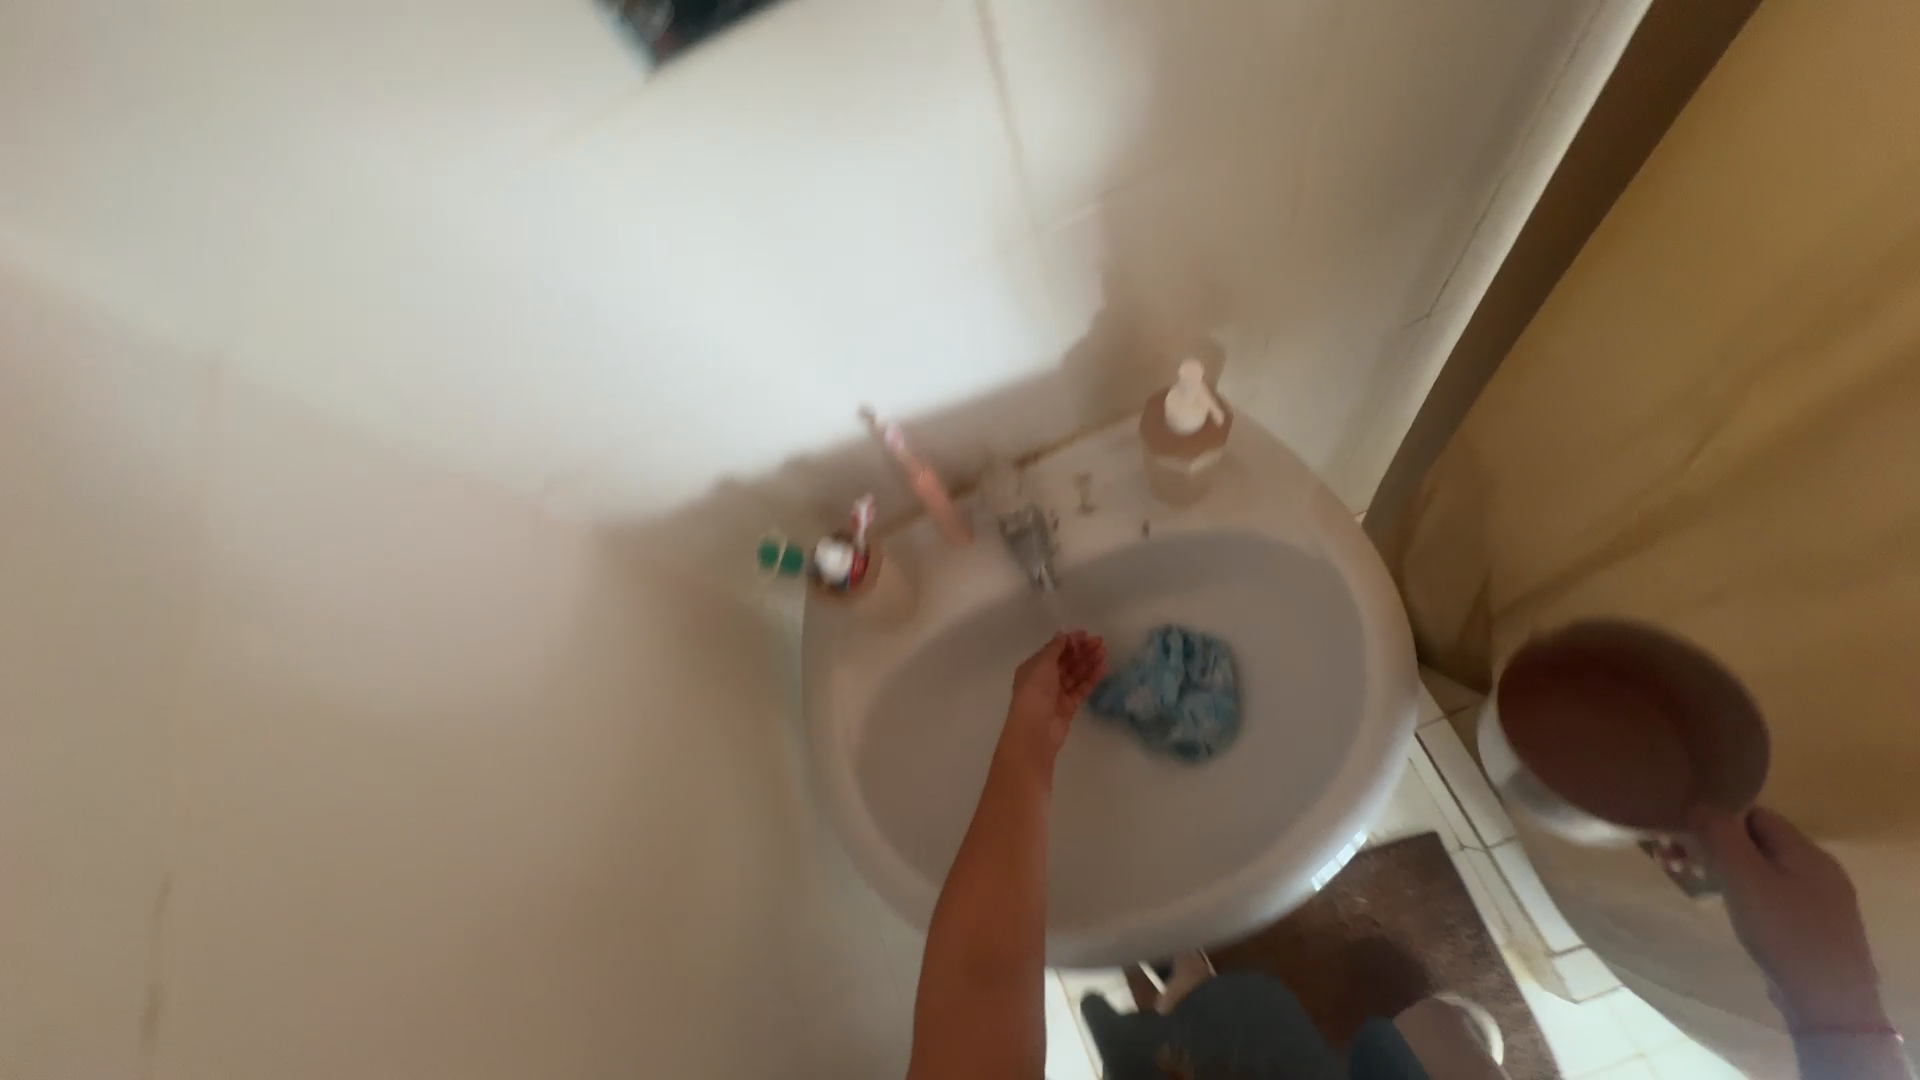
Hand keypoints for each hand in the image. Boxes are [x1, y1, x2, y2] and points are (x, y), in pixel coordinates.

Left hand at [1001, 631, 1105, 769]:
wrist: (1036, 728)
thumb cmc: (1035, 690)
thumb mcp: (1043, 663)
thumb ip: (1055, 648)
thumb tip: (1062, 634)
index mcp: (1033, 667)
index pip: (1053, 650)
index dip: (1069, 641)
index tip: (1086, 634)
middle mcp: (1044, 679)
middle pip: (1066, 661)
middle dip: (1082, 650)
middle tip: (1100, 642)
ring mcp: (1056, 694)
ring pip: (1075, 674)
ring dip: (1089, 662)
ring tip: (1104, 652)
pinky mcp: (1068, 707)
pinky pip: (1081, 688)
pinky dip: (1091, 678)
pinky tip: (1103, 668)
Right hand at [1694, 807, 1885, 1029]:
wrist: (1824, 998)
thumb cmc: (1781, 928)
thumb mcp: (1743, 876)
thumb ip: (1720, 834)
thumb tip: (1699, 805)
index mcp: (1806, 852)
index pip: (1753, 813)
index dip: (1714, 814)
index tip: (1678, 827)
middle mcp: (1814, 868)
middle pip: (1751, 838)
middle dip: (1707, 841)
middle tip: (1668, 854)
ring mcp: (1812, 895)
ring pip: (1753, 863)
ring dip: (1714, 863)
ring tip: (1679, 873)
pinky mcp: (1803, 918)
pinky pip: (1762, 886)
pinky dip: (1732, 883)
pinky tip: (1712, 895)